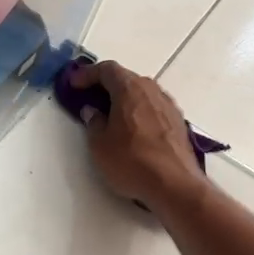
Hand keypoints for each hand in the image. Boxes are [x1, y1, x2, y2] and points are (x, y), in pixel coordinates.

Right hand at [70, 60, 205, 208]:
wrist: (175, 185)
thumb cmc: (131, 161)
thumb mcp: (99, 145)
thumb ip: (93, 123)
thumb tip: (93, 111)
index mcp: (129, 89)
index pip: (107, 69)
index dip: (88, 74)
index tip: (74, 84)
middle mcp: (151, 91)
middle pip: (127, 78)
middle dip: (107, 85)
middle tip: (91, 98)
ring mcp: (168, 106)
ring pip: (142, 93)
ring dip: (125, 99)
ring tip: (112, 115)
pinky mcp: (179, 123)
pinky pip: (153, 108)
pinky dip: (140, 111)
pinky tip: (134, 130)